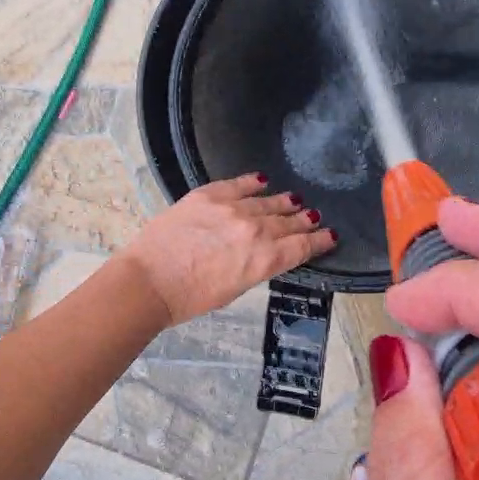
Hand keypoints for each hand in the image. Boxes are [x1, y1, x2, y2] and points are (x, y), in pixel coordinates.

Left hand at [120, 173, 334, 325]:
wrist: (149, 282)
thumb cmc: (188, 299)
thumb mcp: (234, 290)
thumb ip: (255, 267)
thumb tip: (264, 253)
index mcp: (263, 261)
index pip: (301, 247)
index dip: (319, 241)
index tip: (330, 236)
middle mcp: (255, 231)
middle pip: (288, 223)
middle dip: (304, 220)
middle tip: (314, 216)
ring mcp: (232, 209)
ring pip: (268, 201)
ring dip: (284, 201)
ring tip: (295, 199)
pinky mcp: (209, 195)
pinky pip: (239, 184)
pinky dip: (253, 182)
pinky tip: (263, 180)